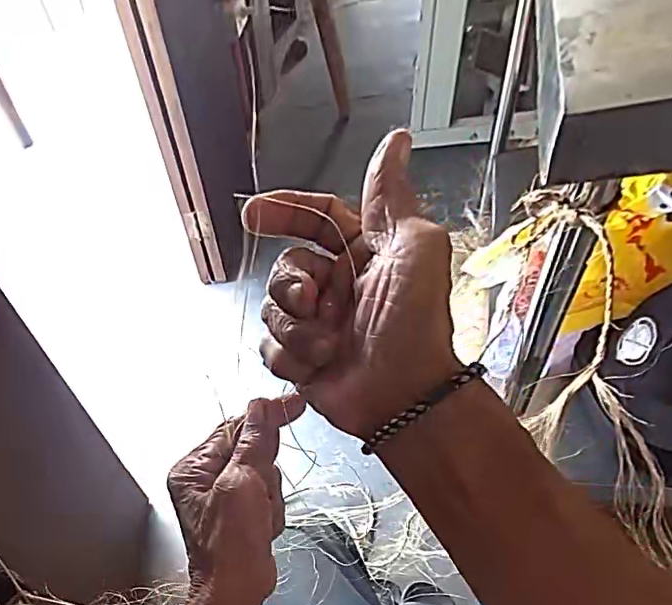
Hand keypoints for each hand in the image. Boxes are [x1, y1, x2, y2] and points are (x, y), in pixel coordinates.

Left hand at [166, 395, 304, 604]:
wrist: (236, 590)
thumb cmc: (229, 543)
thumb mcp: (241, 483)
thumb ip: (253, 441)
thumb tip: (260, 406)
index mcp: (192, 468)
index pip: (232, 428)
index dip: (265, 417)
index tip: (294, 404)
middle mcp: (204, 480)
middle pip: (253, 452)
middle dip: (264, 475)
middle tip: (258, 498)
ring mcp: (224, 498)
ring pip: (266, 476)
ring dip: (270, 498)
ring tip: (257, 520)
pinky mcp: (242, 514)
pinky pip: (269, 498)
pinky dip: (271, 513)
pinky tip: (261, 530)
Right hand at [242, 129, 457, 437]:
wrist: (403, 395)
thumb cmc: (416, 325)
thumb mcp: (414, 248)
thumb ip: (392, 198)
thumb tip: (394, 142)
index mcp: (361, 254)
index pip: (316, 219)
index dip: (285, 211)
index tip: (254, 212)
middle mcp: (335, 286)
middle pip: (284, 266)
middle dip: (291, 284)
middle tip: (313, 301)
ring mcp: (314, 324)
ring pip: (271, 310)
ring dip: (295, 329)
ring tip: (328, 345)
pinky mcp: (299, 359)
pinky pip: (269, 348)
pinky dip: (289, 357)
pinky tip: (317, 365)